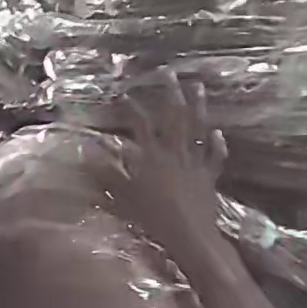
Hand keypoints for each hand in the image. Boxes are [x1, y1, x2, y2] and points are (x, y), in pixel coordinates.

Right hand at [112, 73, 228, 265]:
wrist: (190, 235)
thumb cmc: (154, 217)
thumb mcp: (124, 196)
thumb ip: (107, 173)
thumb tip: (88, 152)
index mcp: (152, 156)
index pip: (141, 125)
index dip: (132, 108)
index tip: (124, 94)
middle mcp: (175, 153)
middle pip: (174, 117)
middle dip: (171, 93)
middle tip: (170, 72)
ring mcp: (195, 162)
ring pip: (197, 129)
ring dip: (198, 107)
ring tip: (198, 87)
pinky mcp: (209, 176)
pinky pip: (214, 156)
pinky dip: (217, 143)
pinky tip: (218, 132)